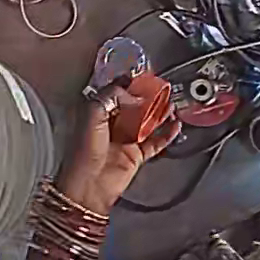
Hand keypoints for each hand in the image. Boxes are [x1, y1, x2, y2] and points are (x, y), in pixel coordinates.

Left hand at [54, 83, 180, 216]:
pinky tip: (175, 125)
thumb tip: (132, 94)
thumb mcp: (93, 113)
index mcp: (96, 113)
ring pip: (146, 122)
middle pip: (133, 106)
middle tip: (160, 87)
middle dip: (146, 97)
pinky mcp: (136, 155)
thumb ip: (111, 97)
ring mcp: (125, 140)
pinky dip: (167, 134)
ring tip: (171, 102)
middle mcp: (111, 125)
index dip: (127, 84)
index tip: (140, 76)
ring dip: (159, 112)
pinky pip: (156, 142)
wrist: (89, 183)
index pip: (114, 93)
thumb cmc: (84, 150)